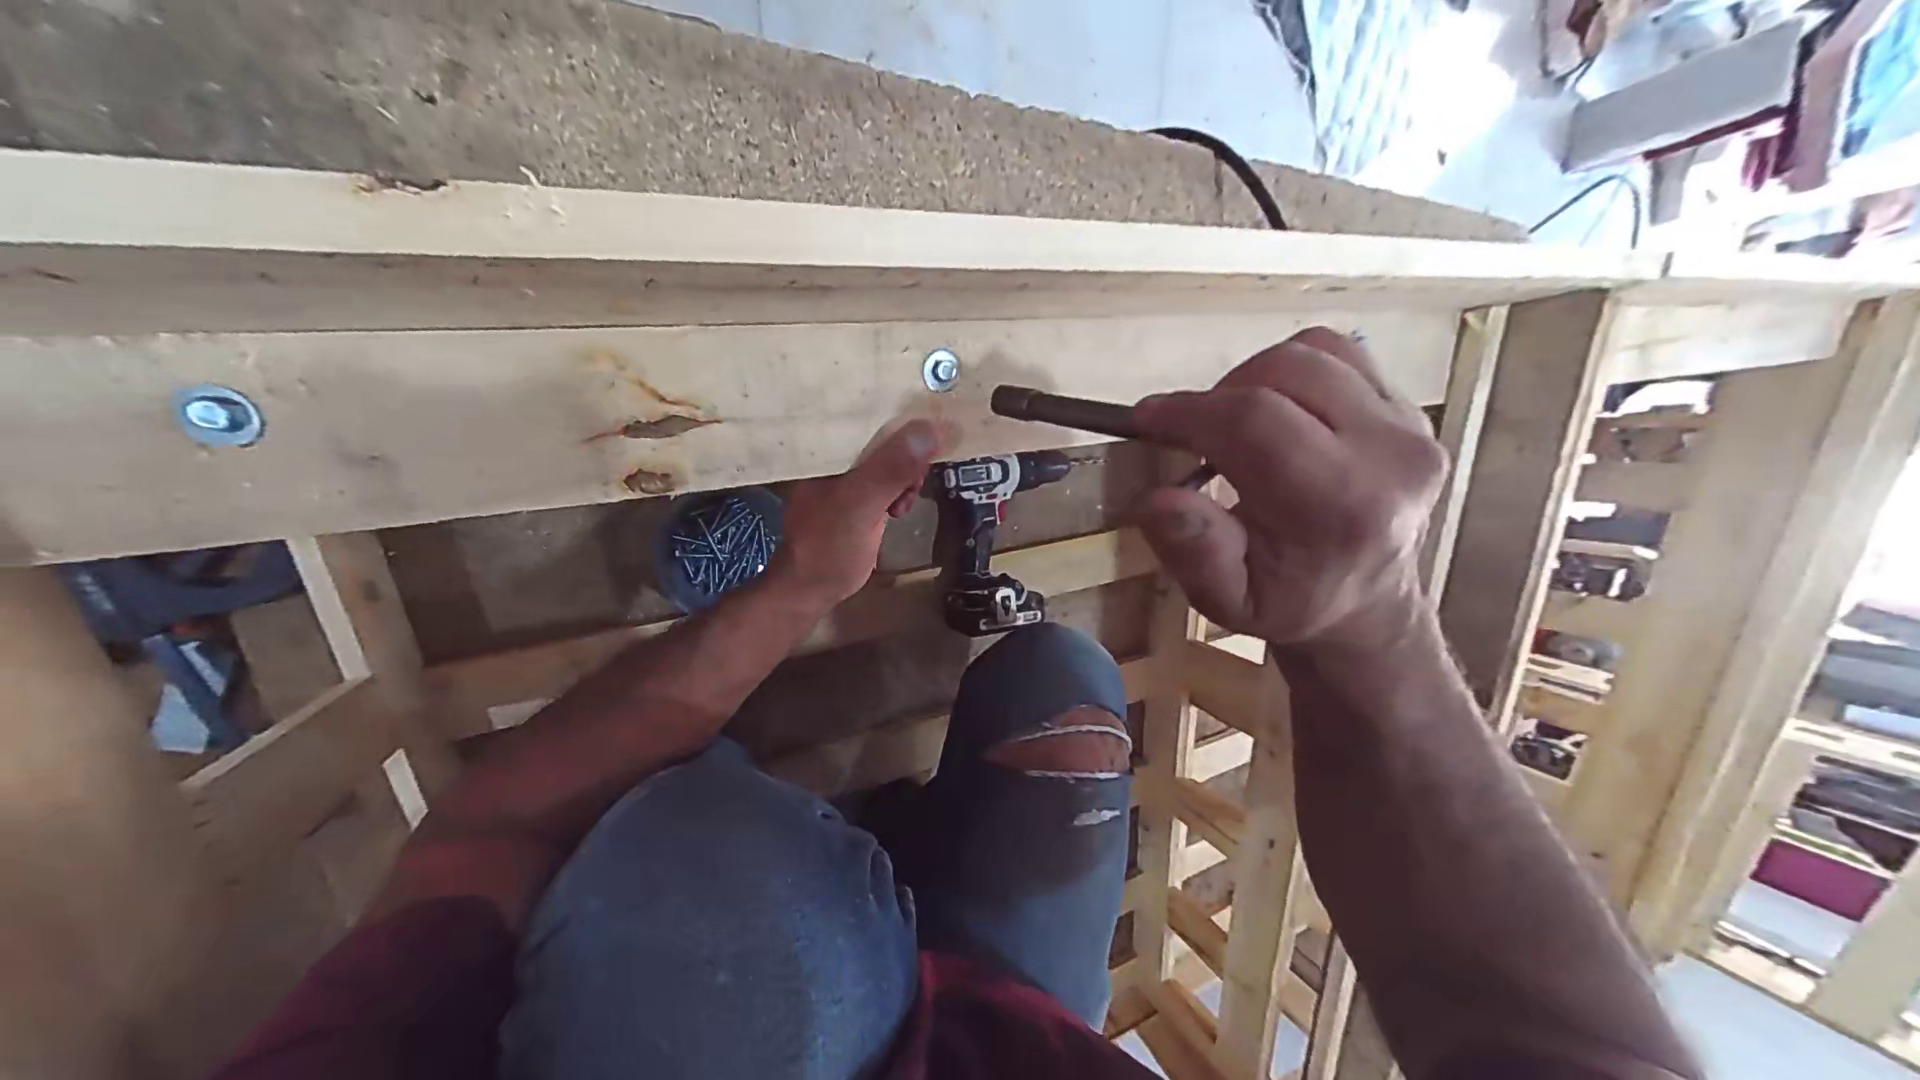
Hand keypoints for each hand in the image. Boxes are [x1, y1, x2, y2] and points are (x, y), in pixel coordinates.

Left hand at [767, 419, 945, 606]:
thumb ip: (892, 468)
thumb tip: (930, 429)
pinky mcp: (861, 496)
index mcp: (826, 447)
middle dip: (907, 455)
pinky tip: (898, 510)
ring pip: (892, 459)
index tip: (930, 421)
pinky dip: (901, 491)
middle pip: (884, 435)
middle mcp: (837, 455)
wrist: (814, 589)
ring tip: (901, 503)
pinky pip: (890, 480)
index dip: (899, 413)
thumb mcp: (861, 504)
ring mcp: (850, 476)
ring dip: (907, 477)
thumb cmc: (828, 545)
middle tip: (911, 482)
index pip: (866, 413)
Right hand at [1131, 328, 1446, 655]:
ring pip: (1312, 351)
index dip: (1189, 410)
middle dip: (1218, 396)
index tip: (1147, 420)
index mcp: (1341, 507)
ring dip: (1253, 379)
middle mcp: (1389, 453)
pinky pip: (1339, 354)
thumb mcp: (1227, 600)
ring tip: (1233, 426)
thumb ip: (1193, 553)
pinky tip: (1275, 413)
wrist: (1363, 602)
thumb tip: (1156, 500)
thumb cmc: (1288, 602)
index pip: (1254, 421)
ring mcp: (1409, 424)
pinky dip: (1290, 372)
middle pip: (1284, 371)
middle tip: (1191, 434)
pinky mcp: (1410, 407)